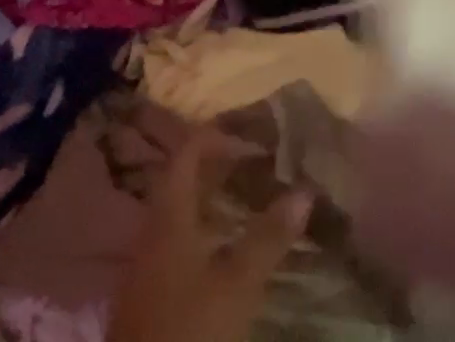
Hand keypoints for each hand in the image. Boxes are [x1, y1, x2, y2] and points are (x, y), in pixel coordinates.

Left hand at [107, 128, 314, 341]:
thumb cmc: (190, 326)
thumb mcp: (237, 283)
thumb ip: (268, 237)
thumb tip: (305, 190)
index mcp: (169, 215)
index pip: (186, 154)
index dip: (216, 136)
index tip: (251, 131)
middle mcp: (154, 227)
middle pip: (182, 180)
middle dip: (218, 163)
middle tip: (258, 158)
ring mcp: (149, 258)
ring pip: (181, 209)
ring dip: (212, 195)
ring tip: (249, 191)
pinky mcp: (152, 285)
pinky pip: (179, 236)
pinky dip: (205, 224)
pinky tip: (228, 240)